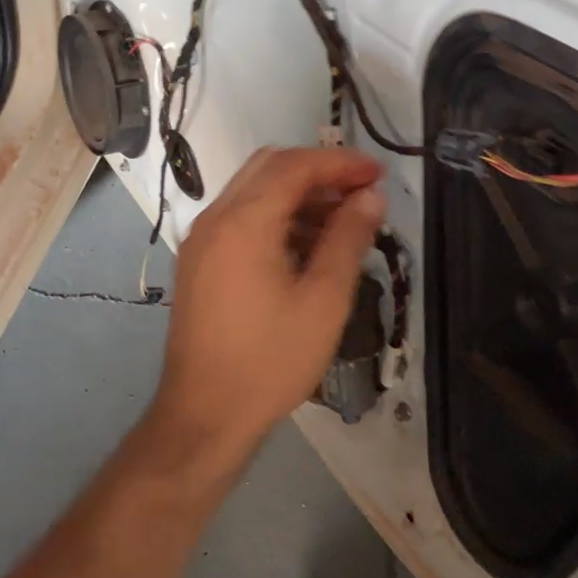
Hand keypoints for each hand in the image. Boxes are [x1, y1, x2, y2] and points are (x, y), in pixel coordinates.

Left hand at [151, 147, 385, 455]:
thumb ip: (348, 239)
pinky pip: (239, 221)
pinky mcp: (198, 265)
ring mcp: (201, 243)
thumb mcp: (323, 300)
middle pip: (270, 169)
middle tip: (361, 193)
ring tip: (343, 224)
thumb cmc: (270, 360)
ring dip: (297, 197)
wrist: (205, 415)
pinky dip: (274, 220)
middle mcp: (214, 220)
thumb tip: (371, 197)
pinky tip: (307, 250)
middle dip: (318, 173)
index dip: (341, 162)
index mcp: (243, 222)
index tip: (379, 173)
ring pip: (253, 194)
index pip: (295, 166)